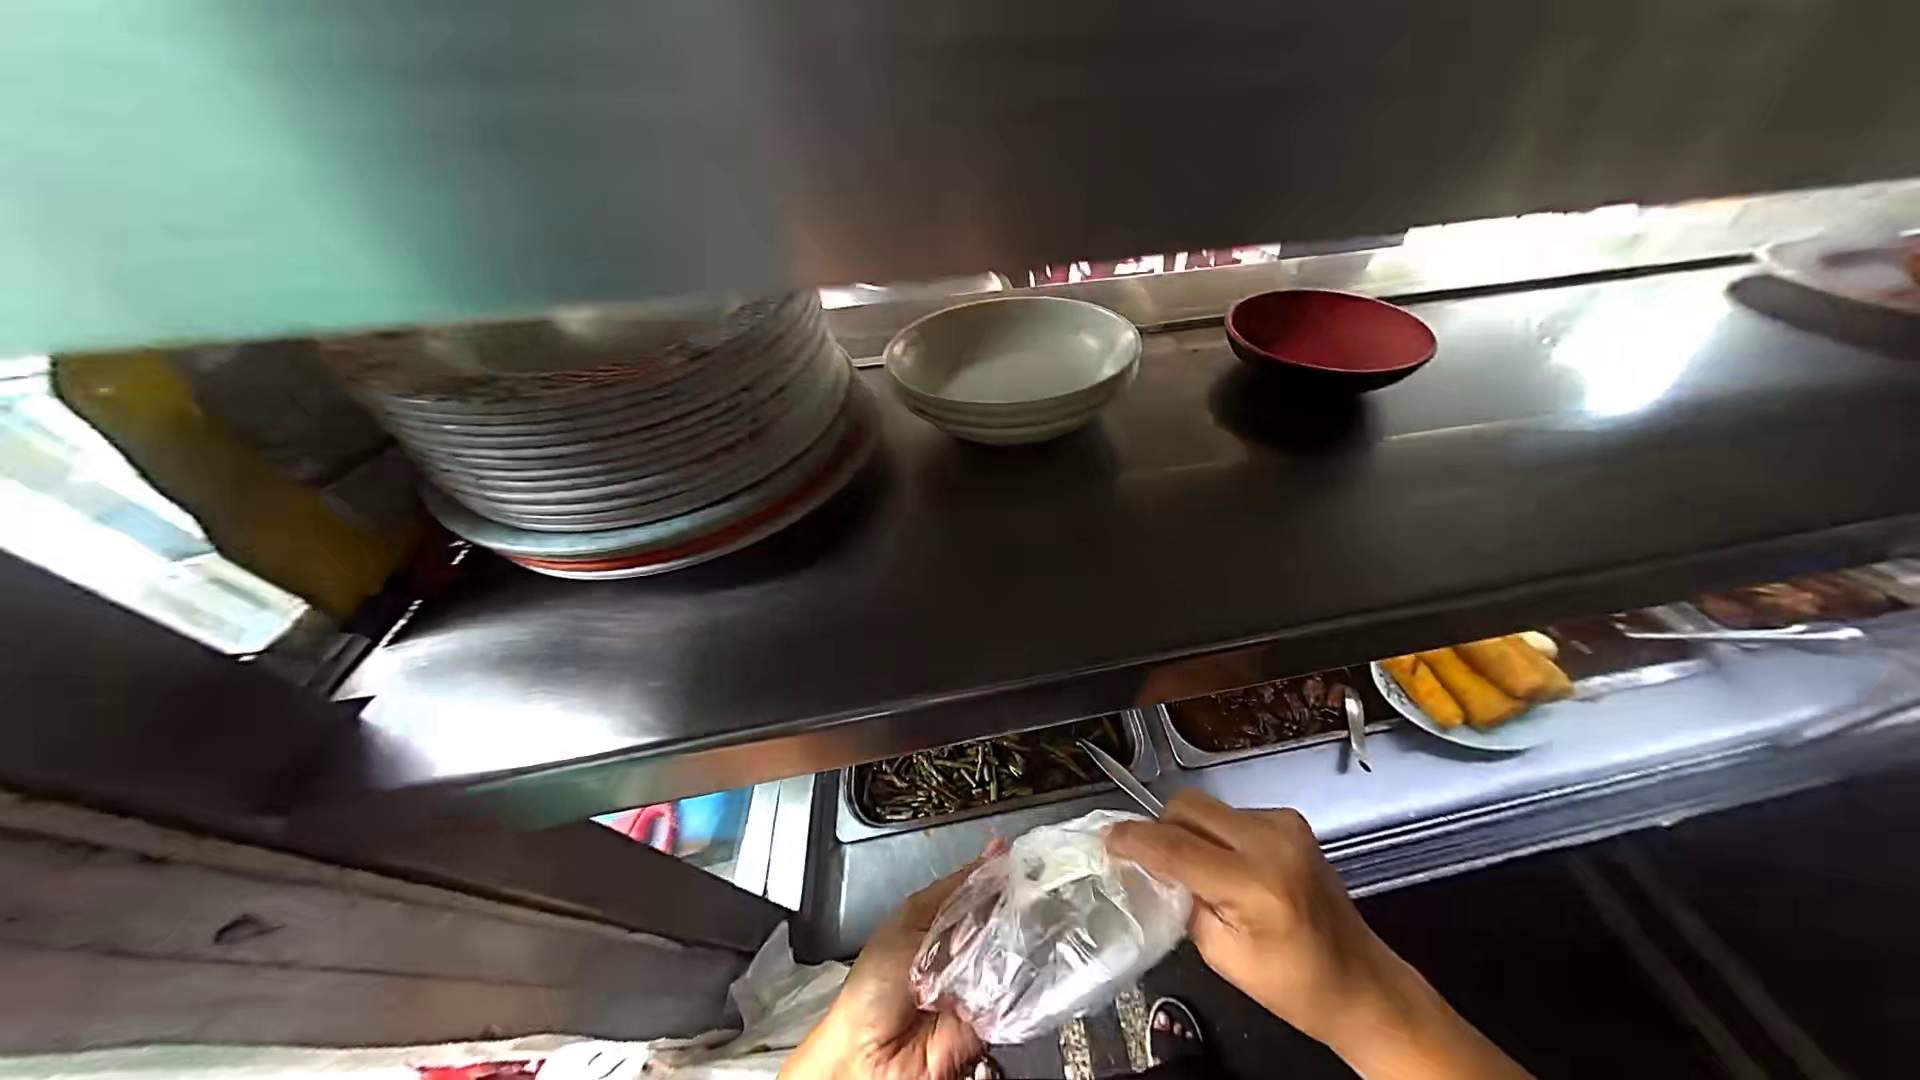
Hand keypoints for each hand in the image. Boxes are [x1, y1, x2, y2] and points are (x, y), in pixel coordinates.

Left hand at [779, 843, 1003, 1079]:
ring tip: (1011, 924)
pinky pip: (1014, 990)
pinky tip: (1011, 960)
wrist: (868, 1056)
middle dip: (1009, 903)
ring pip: (1010, 949)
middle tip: (1021, 889)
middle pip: (999, 917)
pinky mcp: (994, 1016)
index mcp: (943, 922)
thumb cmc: (875, 986)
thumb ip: (952, 888)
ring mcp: (980, 982)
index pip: (979, 891)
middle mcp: (965, 949)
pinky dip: (1013, 975)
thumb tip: (992, 853)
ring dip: (1011, 936)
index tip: (1018, 858)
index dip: (997, 875)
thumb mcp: (911, 919)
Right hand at [1106, 792, 1402, 1047]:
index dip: (1134, 840)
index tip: (1106, 839)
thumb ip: (1181, 901)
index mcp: (1256, 885)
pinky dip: (1213, 832)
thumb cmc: (1293, 986)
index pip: (1176, 847)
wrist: (1363, 982)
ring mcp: (1284, 824)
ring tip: (1194, 867)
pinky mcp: (1289, 819)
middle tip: (1151, 861)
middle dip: (1160, 829)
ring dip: (1186, 830)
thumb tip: (1150, 867)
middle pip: (1186, 808)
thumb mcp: (1222, 955)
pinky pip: (1228, 813)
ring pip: (1204, 806)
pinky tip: (1225, 862)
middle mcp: (1271, 841)